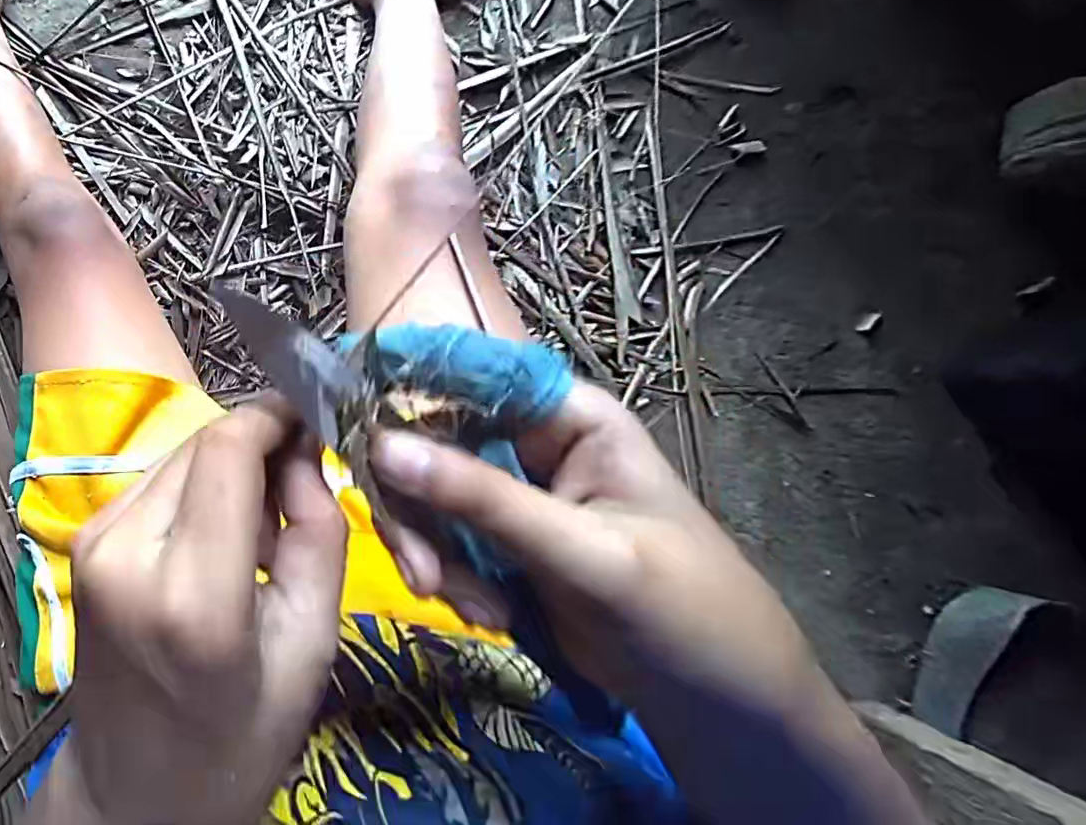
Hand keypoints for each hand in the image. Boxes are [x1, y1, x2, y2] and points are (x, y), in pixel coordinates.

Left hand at [34, 396, 347, 824]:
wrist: (133, 791)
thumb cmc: (238, 733)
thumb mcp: (310, 642)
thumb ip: (319, 533)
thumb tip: (303, 452)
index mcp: (191, 592)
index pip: (227, 450)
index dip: (273, 418)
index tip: (310, 427)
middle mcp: (126, 551)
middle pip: (203, 445)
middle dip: (258, 446)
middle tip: (293, 492)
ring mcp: (93, 539)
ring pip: (180, 455)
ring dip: (227, 469)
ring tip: (254, 531)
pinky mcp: (84, 536)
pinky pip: (157, 479)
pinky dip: (196, 489)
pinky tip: (213, 538)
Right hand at [371, 381, 815, 712]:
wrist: (726, 709)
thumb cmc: (687, 614)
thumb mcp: (586, 555)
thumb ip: (484, 499)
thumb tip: (381, 444)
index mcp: (563, 413)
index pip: (467, 375)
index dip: (405, 391)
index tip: (360, 433)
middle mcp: (523, 436)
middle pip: (428, 435)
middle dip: (416, 503)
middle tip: (421, 570)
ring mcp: (502, 484)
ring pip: (422, 486)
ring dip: (431, 548)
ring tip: (472, 608)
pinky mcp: (489, 530)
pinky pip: (434, 529)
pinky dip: (444, 570)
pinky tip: (484, 613)